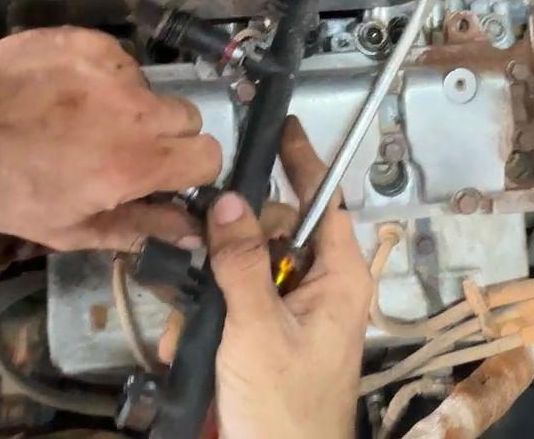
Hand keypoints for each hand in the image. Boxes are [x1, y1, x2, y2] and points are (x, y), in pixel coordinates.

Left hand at [0, 27, 221, 251]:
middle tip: (122, 146)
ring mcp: (115, 68)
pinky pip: (117, 60)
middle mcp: (137, 110)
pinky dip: (100, 76)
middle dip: (166, 135)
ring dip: (129, 104)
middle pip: (188, 116)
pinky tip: (62, 90)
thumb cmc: (5, 190)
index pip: (209, 155)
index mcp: (137, 161)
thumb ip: (140, 229)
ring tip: (79, 117)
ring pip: (149, 88)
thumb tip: (192, 235)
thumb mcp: (69, 227)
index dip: (193, 169)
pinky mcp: (92, 40)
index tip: (168, 175)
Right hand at [163, 118, 372, 438]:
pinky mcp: (273, 336)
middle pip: (278, 230)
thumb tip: (229, 199)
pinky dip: (215, 319)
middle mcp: (323, 285)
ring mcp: (298, 312)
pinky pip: (242, 304)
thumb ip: (243, 262)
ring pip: (252, 268)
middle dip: (236, 244)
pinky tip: (193, 347)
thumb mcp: (259, 330)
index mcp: (340, 275)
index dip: (303, 161)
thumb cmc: (285, 406)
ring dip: (217, 288)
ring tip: (193, 320)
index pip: (325, 199)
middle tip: (200, 251)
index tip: (283, 127)